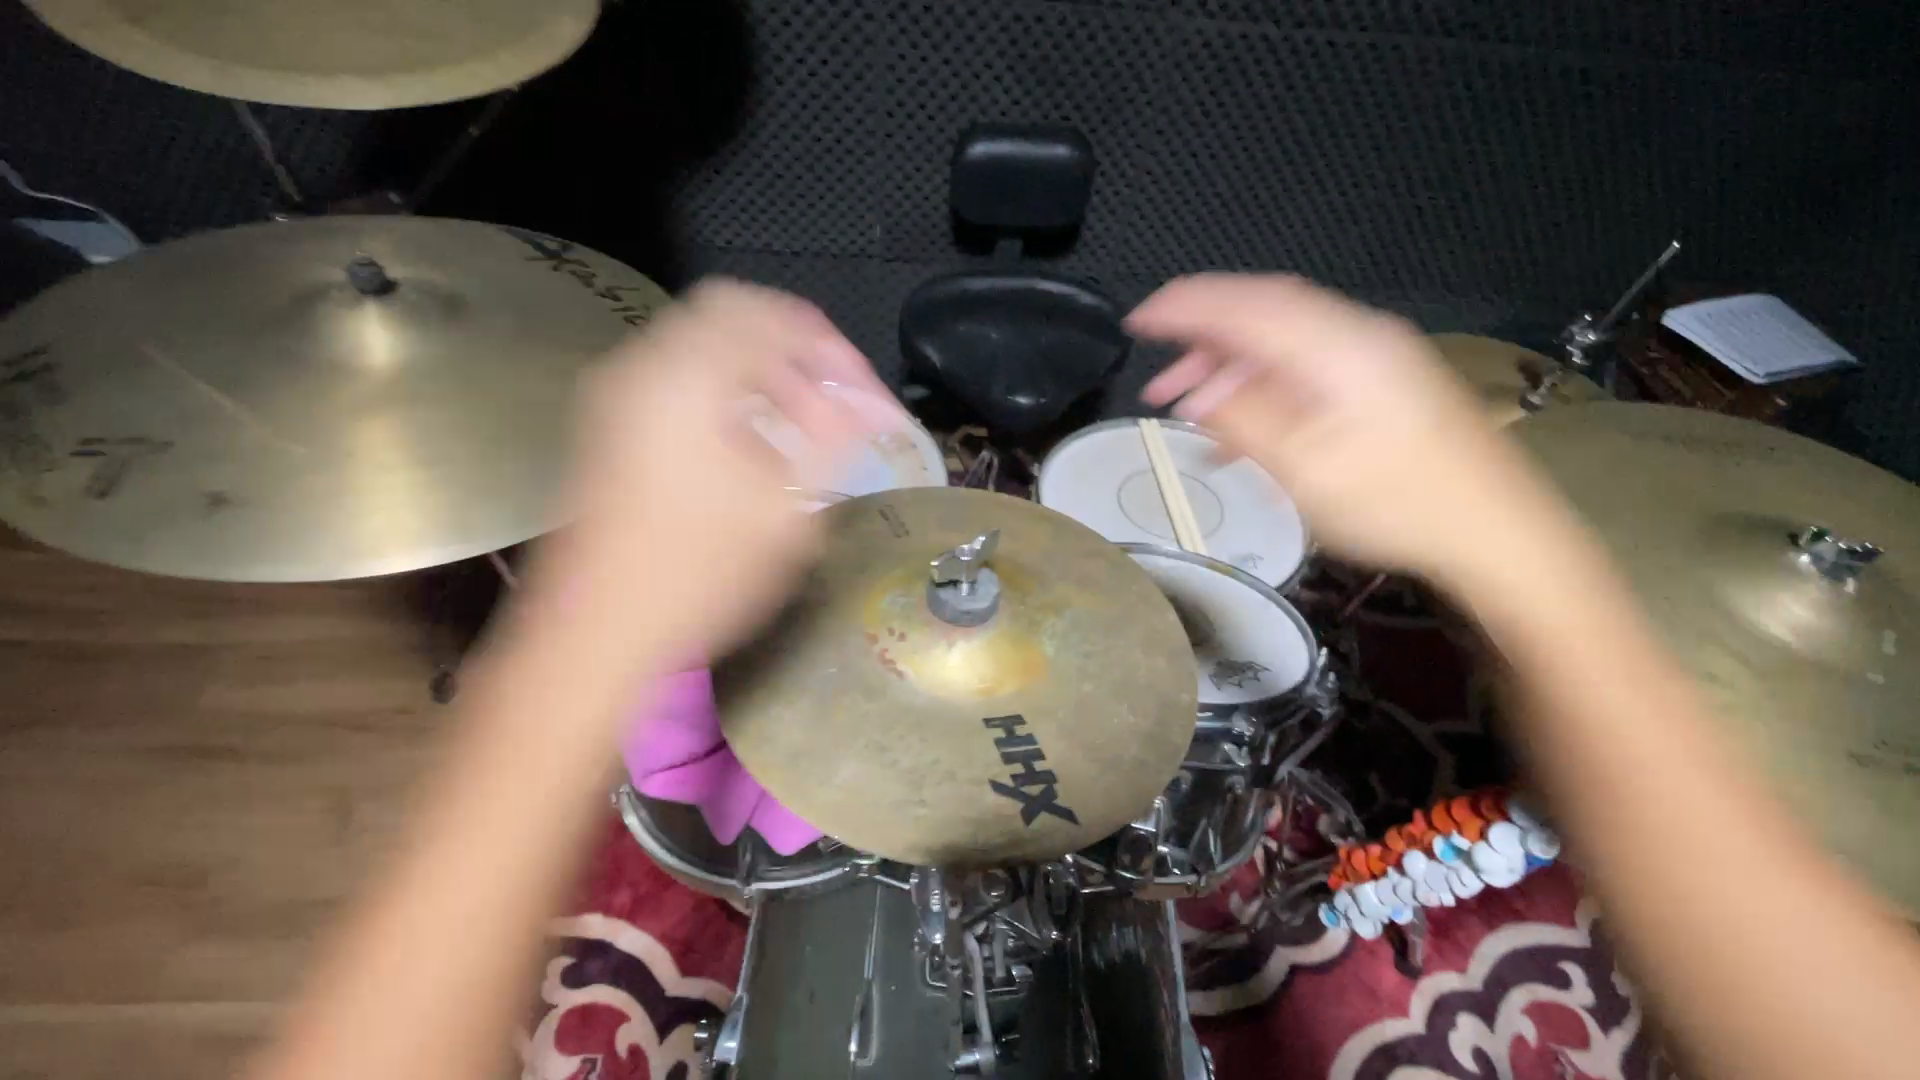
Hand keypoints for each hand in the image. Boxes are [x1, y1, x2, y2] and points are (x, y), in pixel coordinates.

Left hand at [525, 280, 886, 667]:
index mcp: (684, 378)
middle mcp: (643, 372)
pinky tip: (758, 448)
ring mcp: (619, 401)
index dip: (828, 347)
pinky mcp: (612, 431)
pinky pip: (682, 382)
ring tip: (806, 430)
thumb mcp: (784, 510)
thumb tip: (866, 405)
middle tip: (835, 402)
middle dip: (796, 353)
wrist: (595, 638)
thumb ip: (833, 440)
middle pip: (732, 318)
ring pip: (705, 349)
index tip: (861, 395)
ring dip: (764, 375)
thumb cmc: (695, 578)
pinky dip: (730, 395)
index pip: (769, 316)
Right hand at [1131, 274, 1550, 581]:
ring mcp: (1374, 362)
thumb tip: (1198, 397)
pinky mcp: (1381, 389)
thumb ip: (1245, 423)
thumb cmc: (1404, 505)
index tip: (1139, 320)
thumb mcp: (1308, 470)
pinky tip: (1241, 430)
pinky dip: (1263, 391)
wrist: (1497, 535)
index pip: (1248, 306)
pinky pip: (1305, 373)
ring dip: (1230, 372)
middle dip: (1202, 345)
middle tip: (1160, 383)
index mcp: (1340, 349)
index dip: (1186, 308)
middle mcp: (1358, 340)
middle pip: (1264, 318)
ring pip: (1282, 347)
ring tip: (1192, 411)